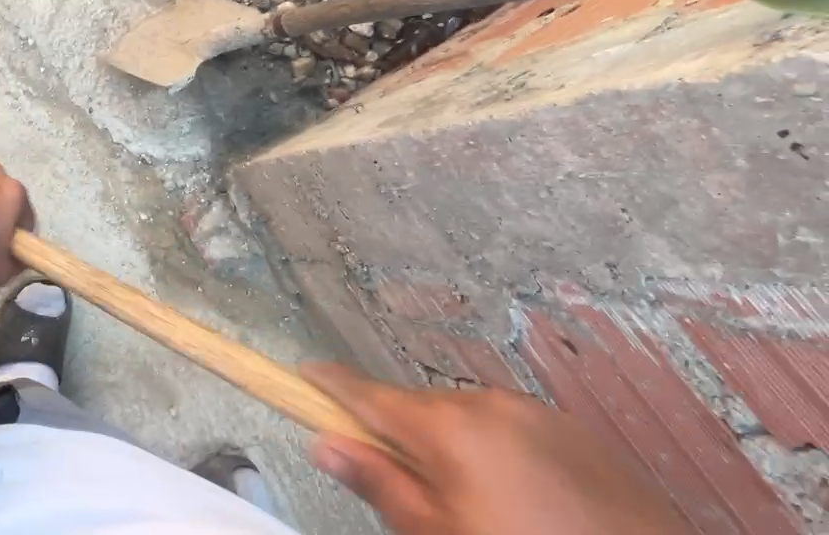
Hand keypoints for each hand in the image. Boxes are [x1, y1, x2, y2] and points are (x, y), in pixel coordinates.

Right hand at [303, 363, 692, 534]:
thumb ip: (381, 486)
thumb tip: (321, 443)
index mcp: (443, 425)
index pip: (362, 390)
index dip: (325, 384)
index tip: (300, 376)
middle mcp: (482, 401)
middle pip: (413, 405)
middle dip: (398, 432)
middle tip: (403, 480)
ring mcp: (535, 412)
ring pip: (462, 415)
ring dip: (449, 441)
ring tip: (472, 499)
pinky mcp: (576, 430)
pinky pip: (510, 427)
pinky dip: (496, 448)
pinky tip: (518, 496)